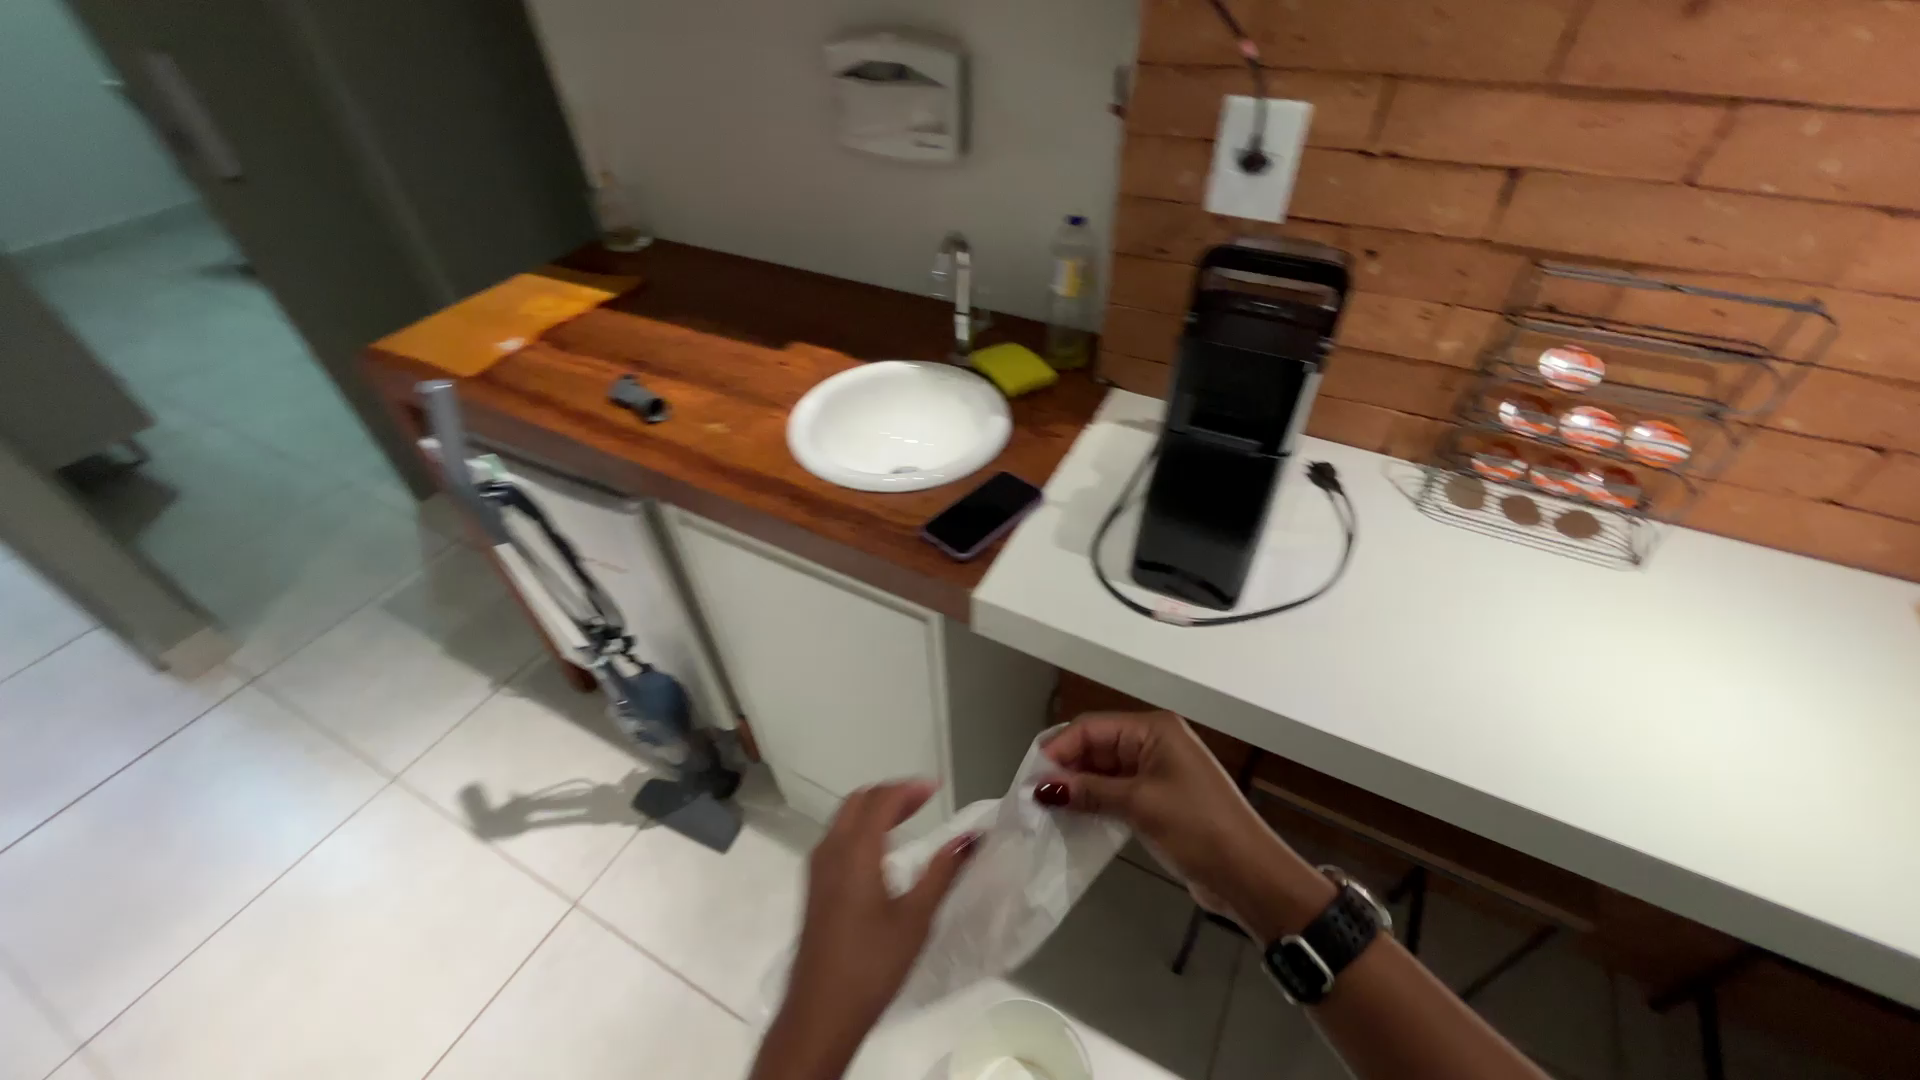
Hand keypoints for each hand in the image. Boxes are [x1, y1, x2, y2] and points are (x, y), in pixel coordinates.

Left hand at [752, 781, 976, 1079]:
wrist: (820, 1012)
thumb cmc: (873, 964)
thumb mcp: (916, 918)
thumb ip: (943, 872)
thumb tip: (969, 838)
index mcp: (856, 851)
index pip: (881, 800)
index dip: (909, 789)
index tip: (937, 788)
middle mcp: (831, 850)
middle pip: (858, 801)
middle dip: (890, 793)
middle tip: (923, 798)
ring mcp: (817, 869)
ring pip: (843, 818)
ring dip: (873, 809)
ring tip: (906, 817)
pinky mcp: (814, 887)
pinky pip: (836, 838)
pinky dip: (859, 828)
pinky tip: (880, 850)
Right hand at [1035, 711, 1331, 938]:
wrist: (1249, 873)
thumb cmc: (1196, 827)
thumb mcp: (1140, 804)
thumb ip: (1089, 791)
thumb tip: (1043, 787)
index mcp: (1153, 730)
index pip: (1092, 727)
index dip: (1059, 748)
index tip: (1031, 777)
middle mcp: (1153, 743)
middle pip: (1096, 746)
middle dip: (1065, 768)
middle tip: (1033, 795)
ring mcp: (1157, 772)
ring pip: (1104, 771)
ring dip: (1077, 787)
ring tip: (1045, 809)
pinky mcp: (1158, 800)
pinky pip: (1116, 792)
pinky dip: (1094, 802)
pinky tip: (1072, 818)